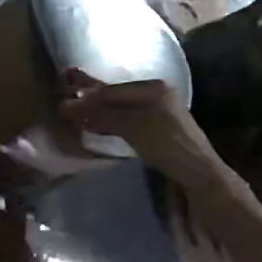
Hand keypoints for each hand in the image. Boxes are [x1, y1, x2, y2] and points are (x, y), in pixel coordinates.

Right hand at [59, 69, 220, 182]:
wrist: (199, 173)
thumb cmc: (167, 144)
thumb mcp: (131, 127)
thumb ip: (100, 115)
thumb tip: (65, 106)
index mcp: (154, 87)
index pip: (112, 90)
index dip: (87, 98)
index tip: (63, 105)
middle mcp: (157, 94)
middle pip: (116, 97)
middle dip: (92, 103)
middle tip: (66, 108)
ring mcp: (159, 111)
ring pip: (121, 109)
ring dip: (99, 114)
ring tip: (77, 119)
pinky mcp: (158, 128)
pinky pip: (128, 120)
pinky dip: (111, 124)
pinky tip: (98, 128)